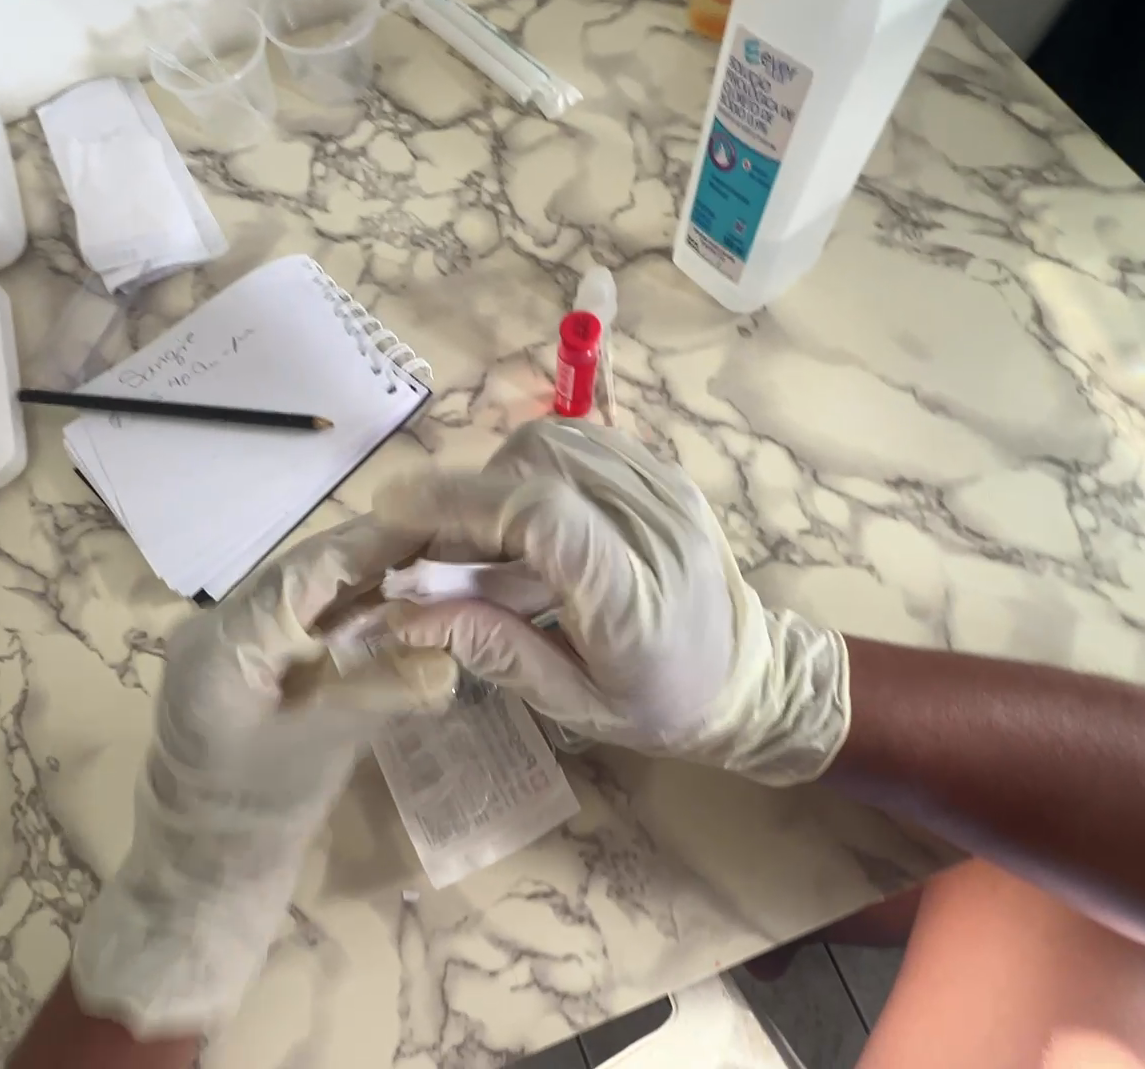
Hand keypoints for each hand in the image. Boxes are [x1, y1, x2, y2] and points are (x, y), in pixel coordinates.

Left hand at [70, 516, 456, 1037]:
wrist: (204, 877)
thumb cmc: (253, 819)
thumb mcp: (322, 748)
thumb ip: (383, 691)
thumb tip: (450, 654)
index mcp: (225, 639)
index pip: (309, 568)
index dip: (375, 540)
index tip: (438, 519)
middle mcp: (225, 627)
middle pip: (310, 571)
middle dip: (379, 552)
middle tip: (450, 536)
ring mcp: (239, 646)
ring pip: (313, 594)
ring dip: (372, 579)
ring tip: (437, 561)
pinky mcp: (258, 667)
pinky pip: (312, 623)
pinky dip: (358, 612)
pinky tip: (402, 606)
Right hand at [374, 419, 850, 783]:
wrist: (749, 676)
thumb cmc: (660, 705)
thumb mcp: (573, 701)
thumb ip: (492, 648)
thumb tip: (404, 612)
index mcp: (631, 595)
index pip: (540, 516)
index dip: (460, 504)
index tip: (395, 509)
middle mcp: (652, 524)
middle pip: (538, 461)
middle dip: (475, 497)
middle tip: (457, 555)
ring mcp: (664, 488)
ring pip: (553, 439)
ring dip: (503, 480)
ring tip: (502, 542)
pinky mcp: (665, 472)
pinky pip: (579, 442)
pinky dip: (537, 469)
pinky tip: (539, 520)